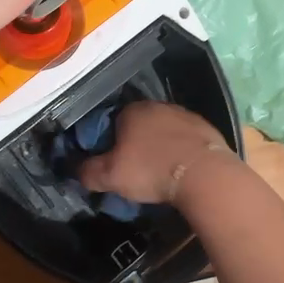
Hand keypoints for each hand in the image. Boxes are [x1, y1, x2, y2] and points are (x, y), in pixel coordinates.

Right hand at [79, 101, 232, 203]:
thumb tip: (76, 170)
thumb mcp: (111, 176)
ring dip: (159, 146)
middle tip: (134, 168)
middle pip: (139, 125)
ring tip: (159, 171)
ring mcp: (185, 115)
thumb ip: (88, 171)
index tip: (110, 162)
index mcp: (132, 111)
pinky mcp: (207, 129)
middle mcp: (158, 106)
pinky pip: (186, 139)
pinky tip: (180, 169)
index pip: (111, 122)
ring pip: (164, 131)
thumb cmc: (151, 170)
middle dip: (135, 143)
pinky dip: (180, 151)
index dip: (108, 143)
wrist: (205, 175)